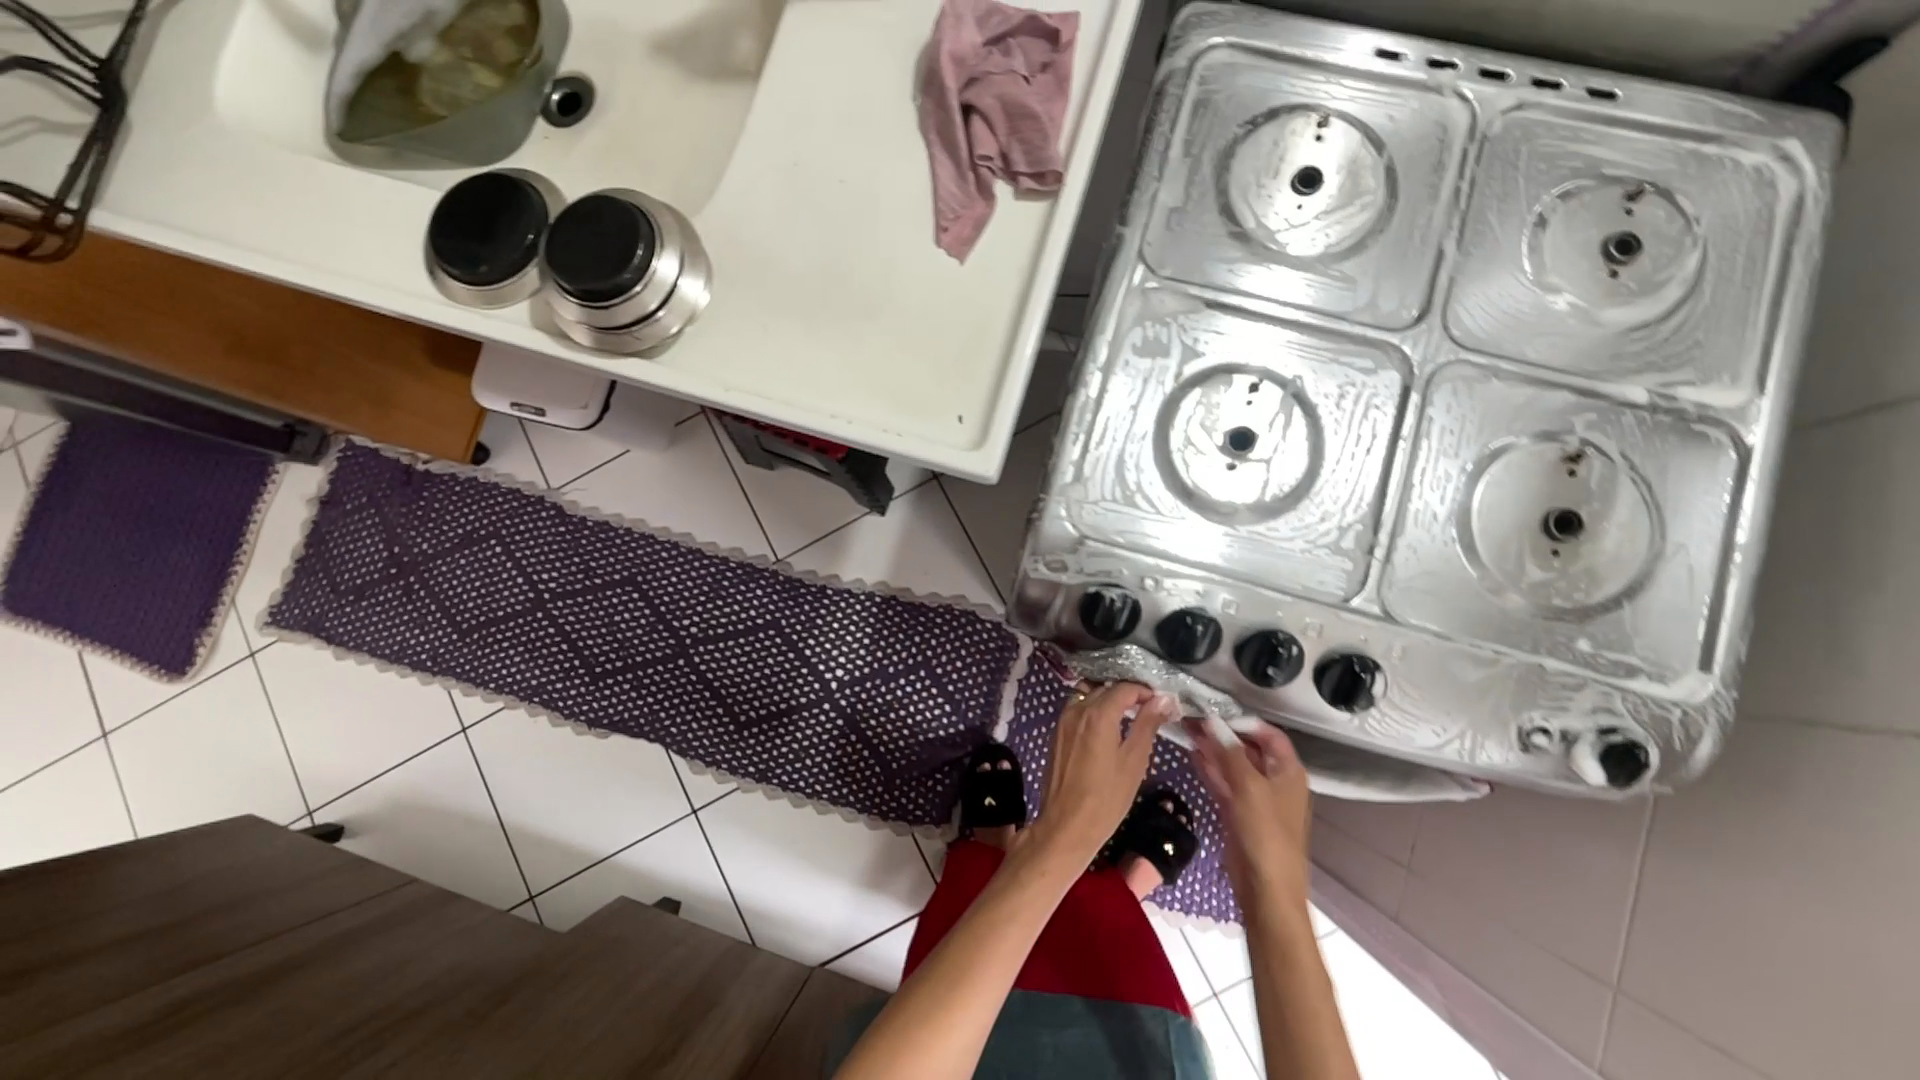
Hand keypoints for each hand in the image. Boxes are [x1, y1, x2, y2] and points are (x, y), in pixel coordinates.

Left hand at [1028, 682, 1175, 864]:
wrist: (1066, 825)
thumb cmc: (1106, 797)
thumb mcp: (1134, 760)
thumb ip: (1147, 724)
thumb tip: (1162, 699)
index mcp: (1098, 713)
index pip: (1125, 688)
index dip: (1145, 692)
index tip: (1161, 705)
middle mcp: (1077, 709)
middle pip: (1106, 689)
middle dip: (1128, 695)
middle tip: (1149, 711)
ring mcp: (1063, 721)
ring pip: (1089, 697)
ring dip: (1109, 702)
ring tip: (1129, 719)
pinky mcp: (1056, 734)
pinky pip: (1078, 711)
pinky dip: (1094, 712)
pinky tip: (1107, 730)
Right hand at [1186, 719, 1311, 909]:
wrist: (1265, 887)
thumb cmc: (1265, 833)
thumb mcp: (1248, 786)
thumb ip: (1228, 751)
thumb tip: (1211, 720)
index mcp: (1288, 771)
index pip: (1269, 734)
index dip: (1244, 722)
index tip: (1215, 714)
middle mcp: (1274, 781)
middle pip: (1248, 749)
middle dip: (1222, 734)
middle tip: (1192, 719)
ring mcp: (1256, 798)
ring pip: (1233, 766)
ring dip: (1212, 749)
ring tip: (1187, 731)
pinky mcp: (1239, 813)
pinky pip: (1224, 784)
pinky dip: (1210, 769)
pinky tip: (1192, 755)